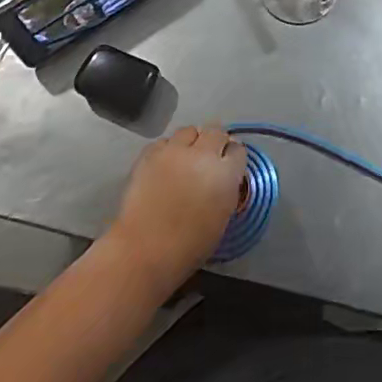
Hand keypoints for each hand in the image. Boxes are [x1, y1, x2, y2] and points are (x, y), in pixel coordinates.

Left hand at [105, 125, 245, 288]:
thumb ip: (227, 189)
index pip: (238, 149)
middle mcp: (204, 154)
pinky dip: (166, 149)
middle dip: (214, 141)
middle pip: (216, 131)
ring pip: (189, 130)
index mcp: (226, 172)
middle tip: (207, 157)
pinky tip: (163, 164)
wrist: (143, 251)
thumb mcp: (222, 216)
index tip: (226, 166)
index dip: (231, 156)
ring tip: (184, 157)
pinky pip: (163, 142)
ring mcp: (176, 152)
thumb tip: (223, 179)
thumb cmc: (188, 245)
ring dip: (190, 141)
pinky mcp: (150, 155)